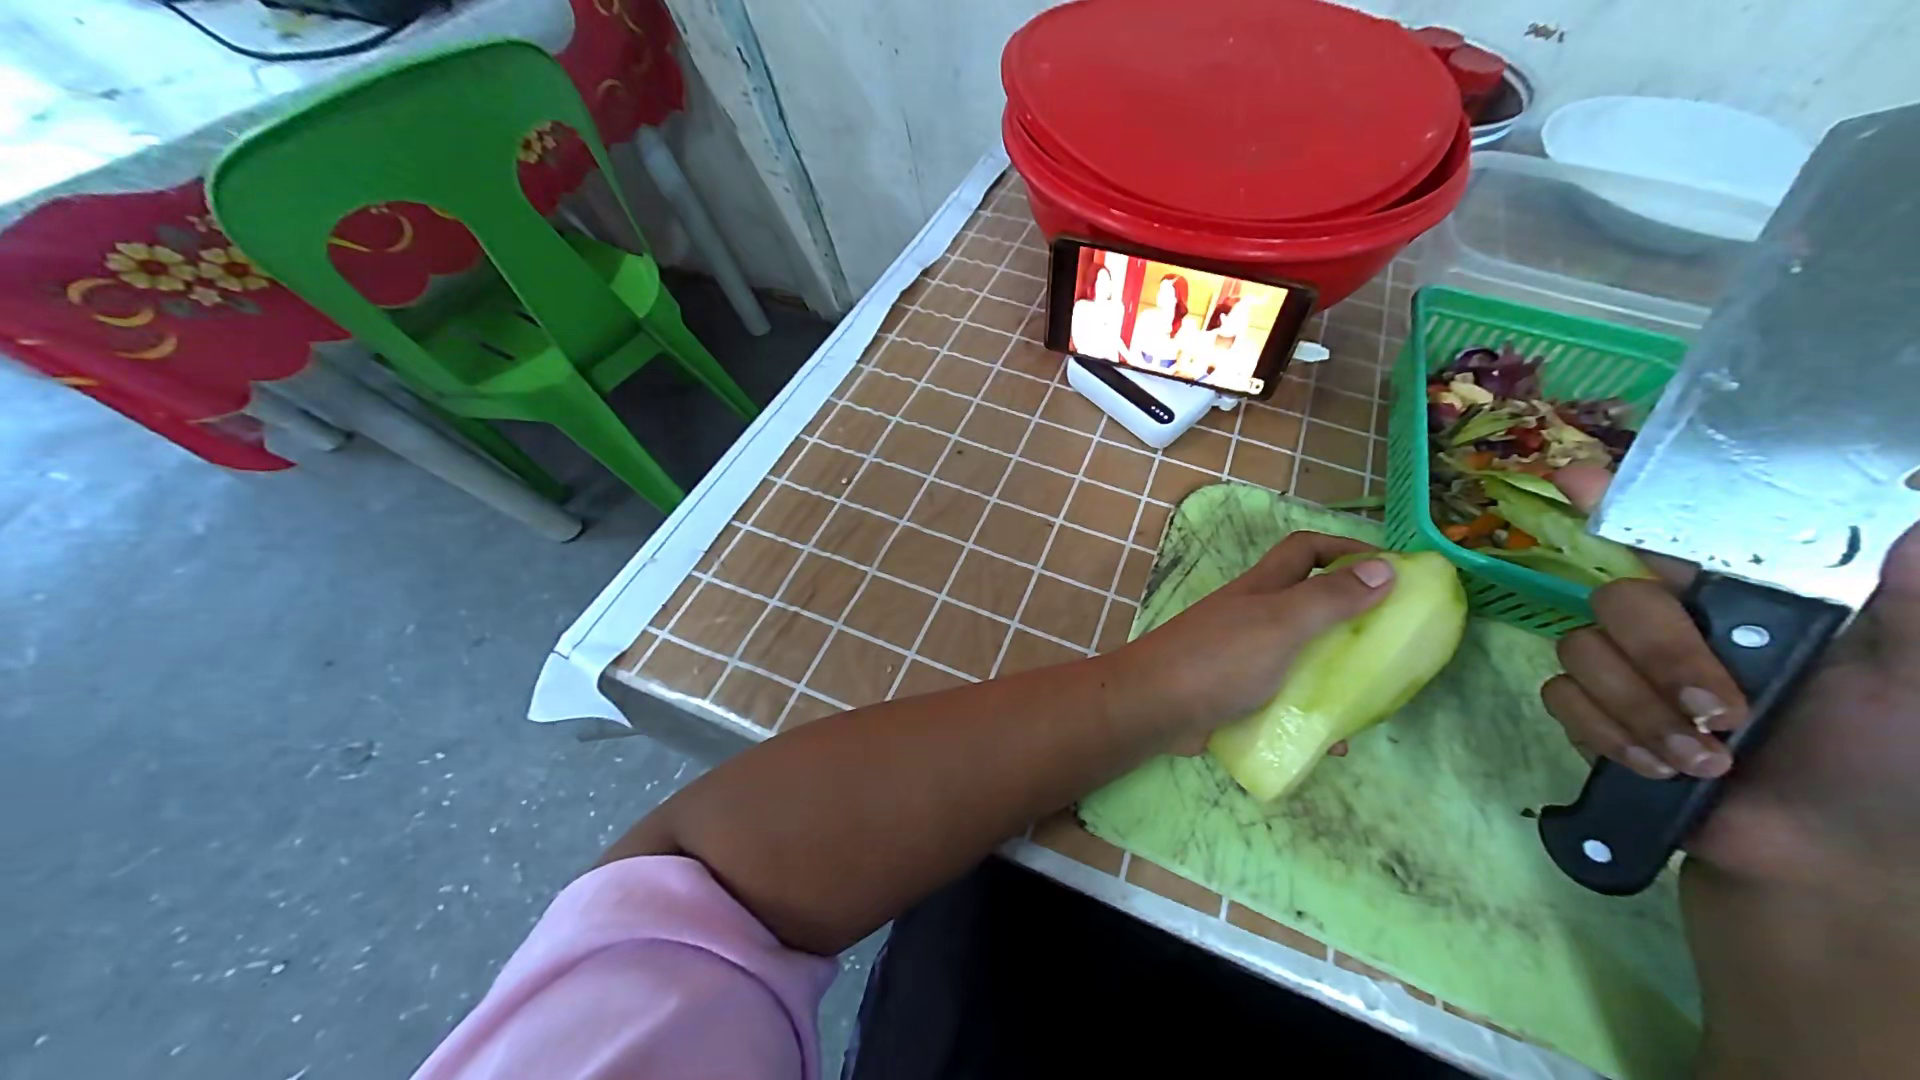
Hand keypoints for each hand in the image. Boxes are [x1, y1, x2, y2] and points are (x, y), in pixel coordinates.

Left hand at [1104, 531, 1394, 754]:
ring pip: (1303, 658)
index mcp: (1262, 589)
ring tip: (1373, 701)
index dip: (1345, 548)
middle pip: (1310, 605)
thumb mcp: (1280, 623)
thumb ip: (1328, 599)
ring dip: (1337, 675)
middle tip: (1392, 645)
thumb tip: (1384, 568)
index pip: (1305, 549)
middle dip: (1351, 619)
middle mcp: (1254, 616)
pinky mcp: (1239, 695)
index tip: (1389, 570)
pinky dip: (1311, 716)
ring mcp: (1245, 657)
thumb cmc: (1217, 659)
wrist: (1153, 708)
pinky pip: (1286, 701)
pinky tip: (1334, 742)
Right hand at [1544, 466, 1919, 895]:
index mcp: (1737, 606)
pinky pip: (1562, 698)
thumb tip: (1913, 521)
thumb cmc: (1888, 765)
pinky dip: (1608, 734)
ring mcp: (1623, 671)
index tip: (1572, 474)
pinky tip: (1656, 765)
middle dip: (1663, 659)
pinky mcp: (1589, 712)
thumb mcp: (1917, 683)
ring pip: (1580, 651)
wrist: (1824, 857)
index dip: (1615, 498)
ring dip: (1642, 711)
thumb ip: (1912, 606)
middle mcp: (1669, 627)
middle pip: (1614, 600)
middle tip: (1722, 712)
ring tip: (1703, 760)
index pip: (1665, 534)